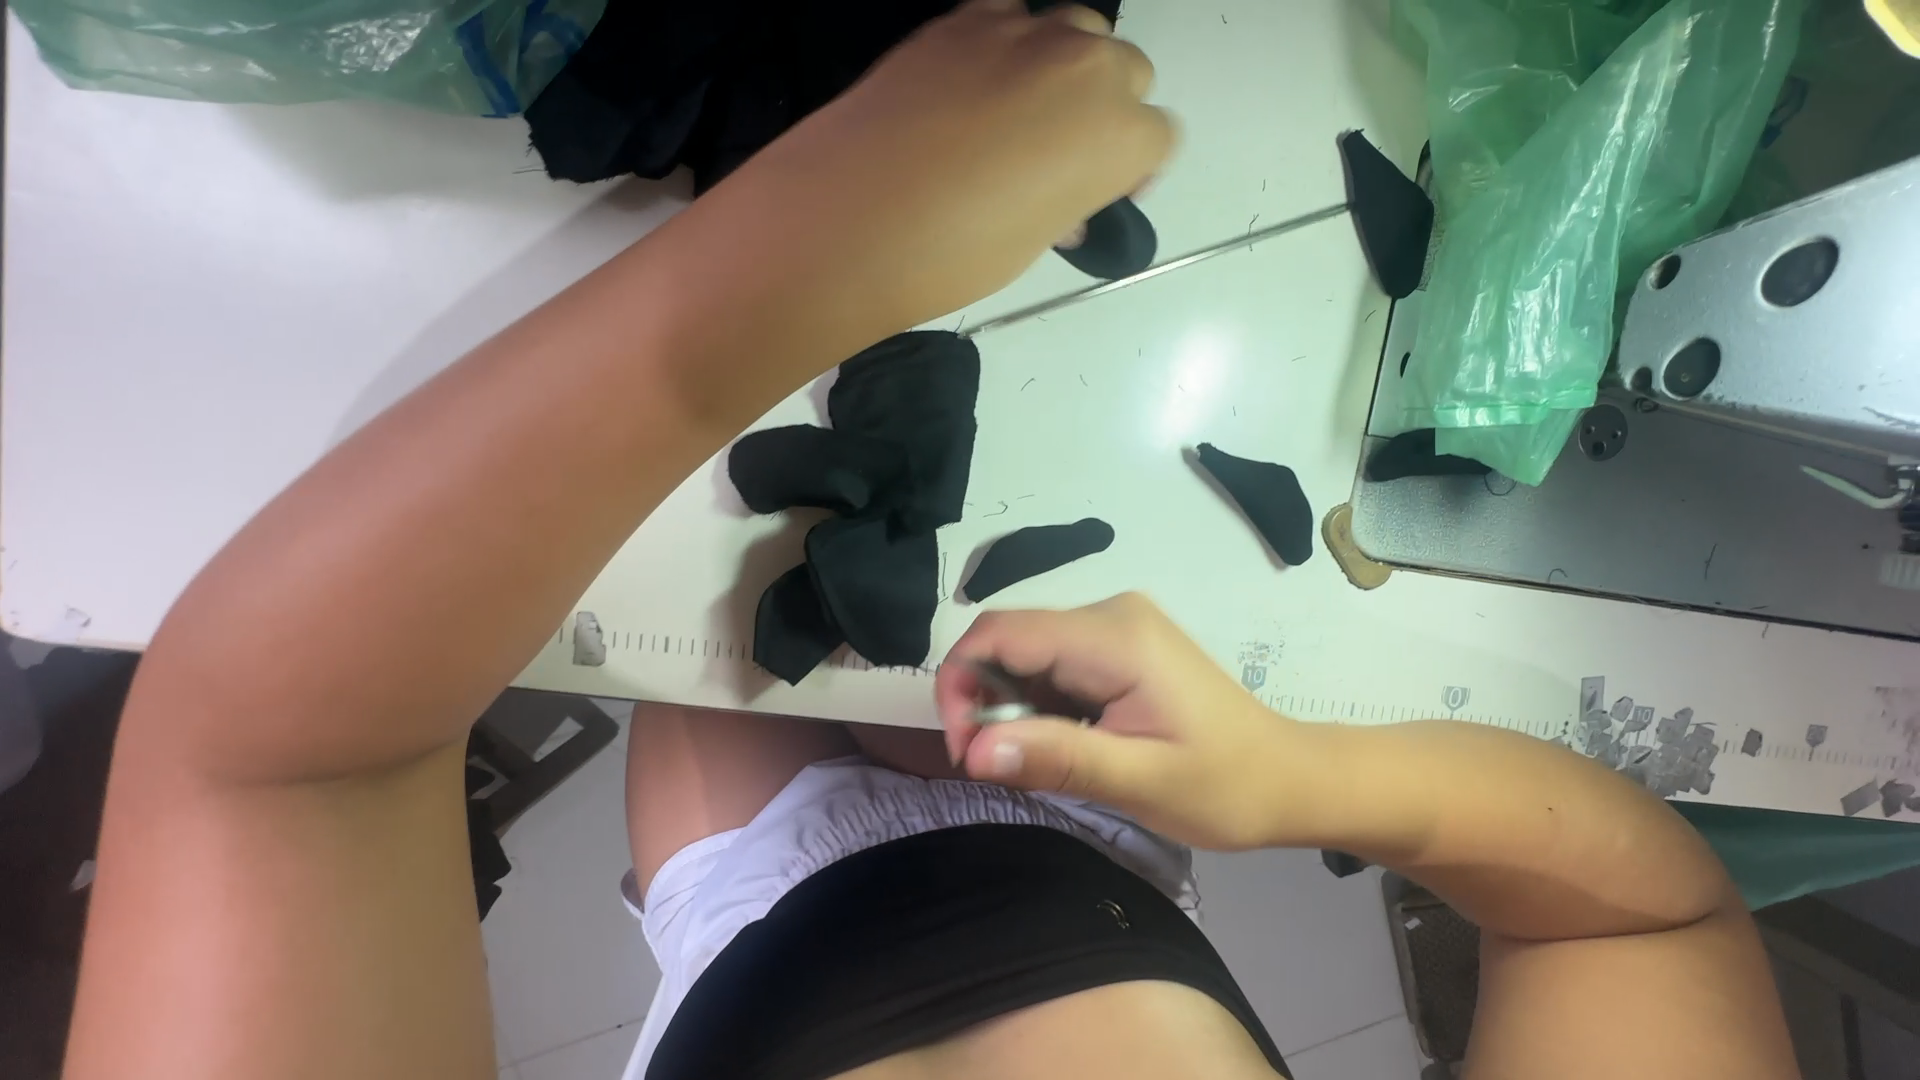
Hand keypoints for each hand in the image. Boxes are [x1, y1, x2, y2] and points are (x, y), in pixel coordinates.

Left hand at [679, 0, 1174, 342]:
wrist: (854, 220)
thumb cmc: (952, 255)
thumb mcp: (1030, 243)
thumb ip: (1066, 204)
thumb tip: (1066, 198)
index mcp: (1118, 133)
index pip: (1158, 139)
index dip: (1133, 171)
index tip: (1103, 192)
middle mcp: (1085, 65)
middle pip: (1127, 73)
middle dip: (1105, 113)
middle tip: (1060, 158)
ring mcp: (1023, 31)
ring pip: (1075, 32)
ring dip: (1062, 71)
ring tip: (1016, 119)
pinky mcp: (964, 18)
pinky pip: (1009, 22)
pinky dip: (1005, 52)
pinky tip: (969, 95)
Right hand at [934, 593, 1307, 849]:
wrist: (1289, 777)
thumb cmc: (1225, 786)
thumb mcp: (1141, 782)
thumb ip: (1057, 758)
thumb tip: (974, 750)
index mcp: (1115, 637)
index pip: (1003, 633)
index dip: (961, 682)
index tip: (965, 750)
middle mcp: (1107, 615)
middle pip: (1008, 639)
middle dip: (981, 698)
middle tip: (991, 764)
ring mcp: (1112, 627)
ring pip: (1024, 653)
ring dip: (1008, 706)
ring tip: (1032, 761)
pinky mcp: (1114, 647)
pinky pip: (1049, 665)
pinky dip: (1035, 704)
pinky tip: (1057, 741)